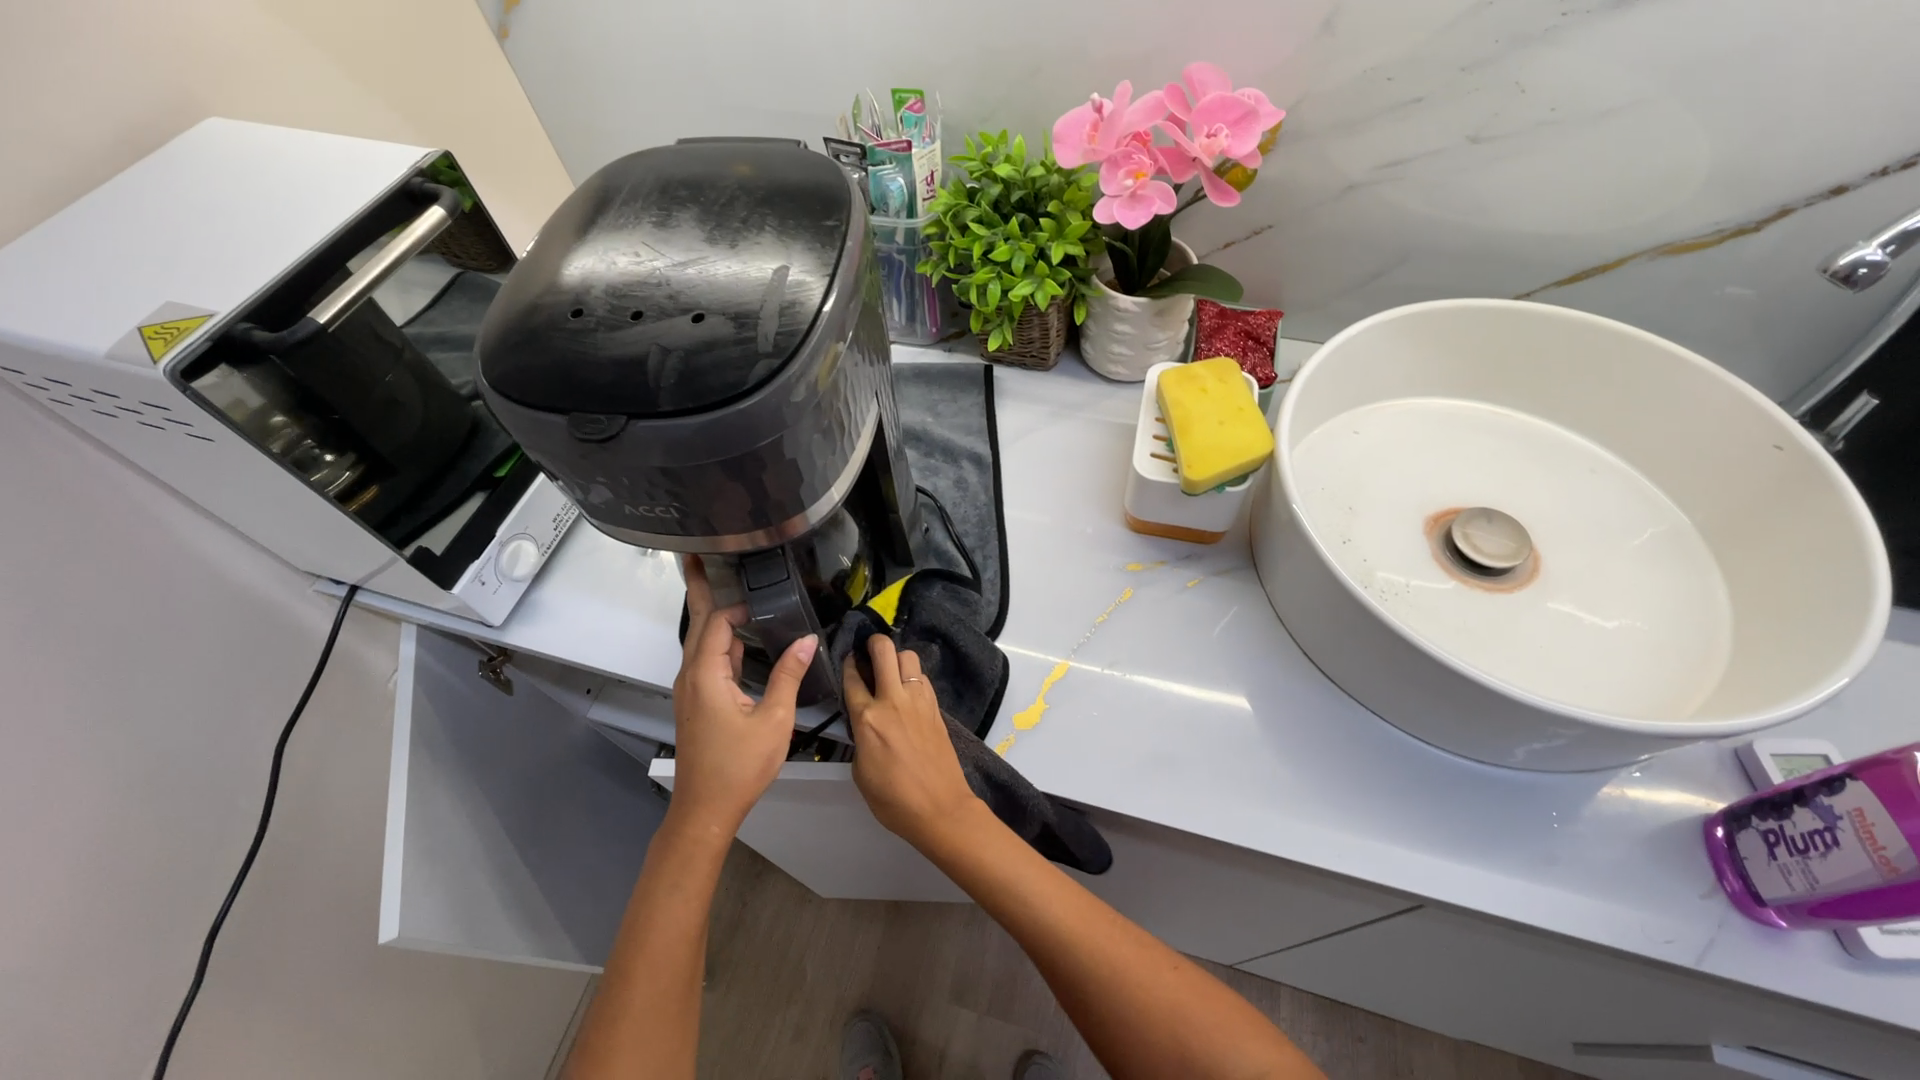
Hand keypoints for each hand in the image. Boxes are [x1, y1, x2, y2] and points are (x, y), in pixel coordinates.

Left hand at [668, 555, 816, 835]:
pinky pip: (706, 661)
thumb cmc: (739, 767)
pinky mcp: (696, 703)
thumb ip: (789, 675)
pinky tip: (740, 642)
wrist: (706, 808)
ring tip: (725, 589)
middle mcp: (690, 676)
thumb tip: (808, 640)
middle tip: (697, 557)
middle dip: (699, 590)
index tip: (761, 595)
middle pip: (698, 623)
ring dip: (713, 617)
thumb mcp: (774, 719)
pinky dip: (720, 643)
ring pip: (701, 643)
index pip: (716, 621)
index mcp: (705, 674)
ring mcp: (690, 690)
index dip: (736, 604)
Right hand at [843, 634, 983, 849]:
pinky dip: (913, 677)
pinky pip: (923, 678)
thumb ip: (860, 738)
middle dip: (873, 642)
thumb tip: (864, 724)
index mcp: (868, 719)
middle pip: (884, 650)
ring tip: (890, 670)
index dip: (847, 664)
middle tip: (868, 650)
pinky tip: (907, 690)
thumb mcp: (860, 772)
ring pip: (909, 657)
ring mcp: (919, 702)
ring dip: (897, 657)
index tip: (847, 660)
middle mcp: (893, 701)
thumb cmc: (893, 800)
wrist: (940, 809)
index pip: (852, 677)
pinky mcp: (936, 708)